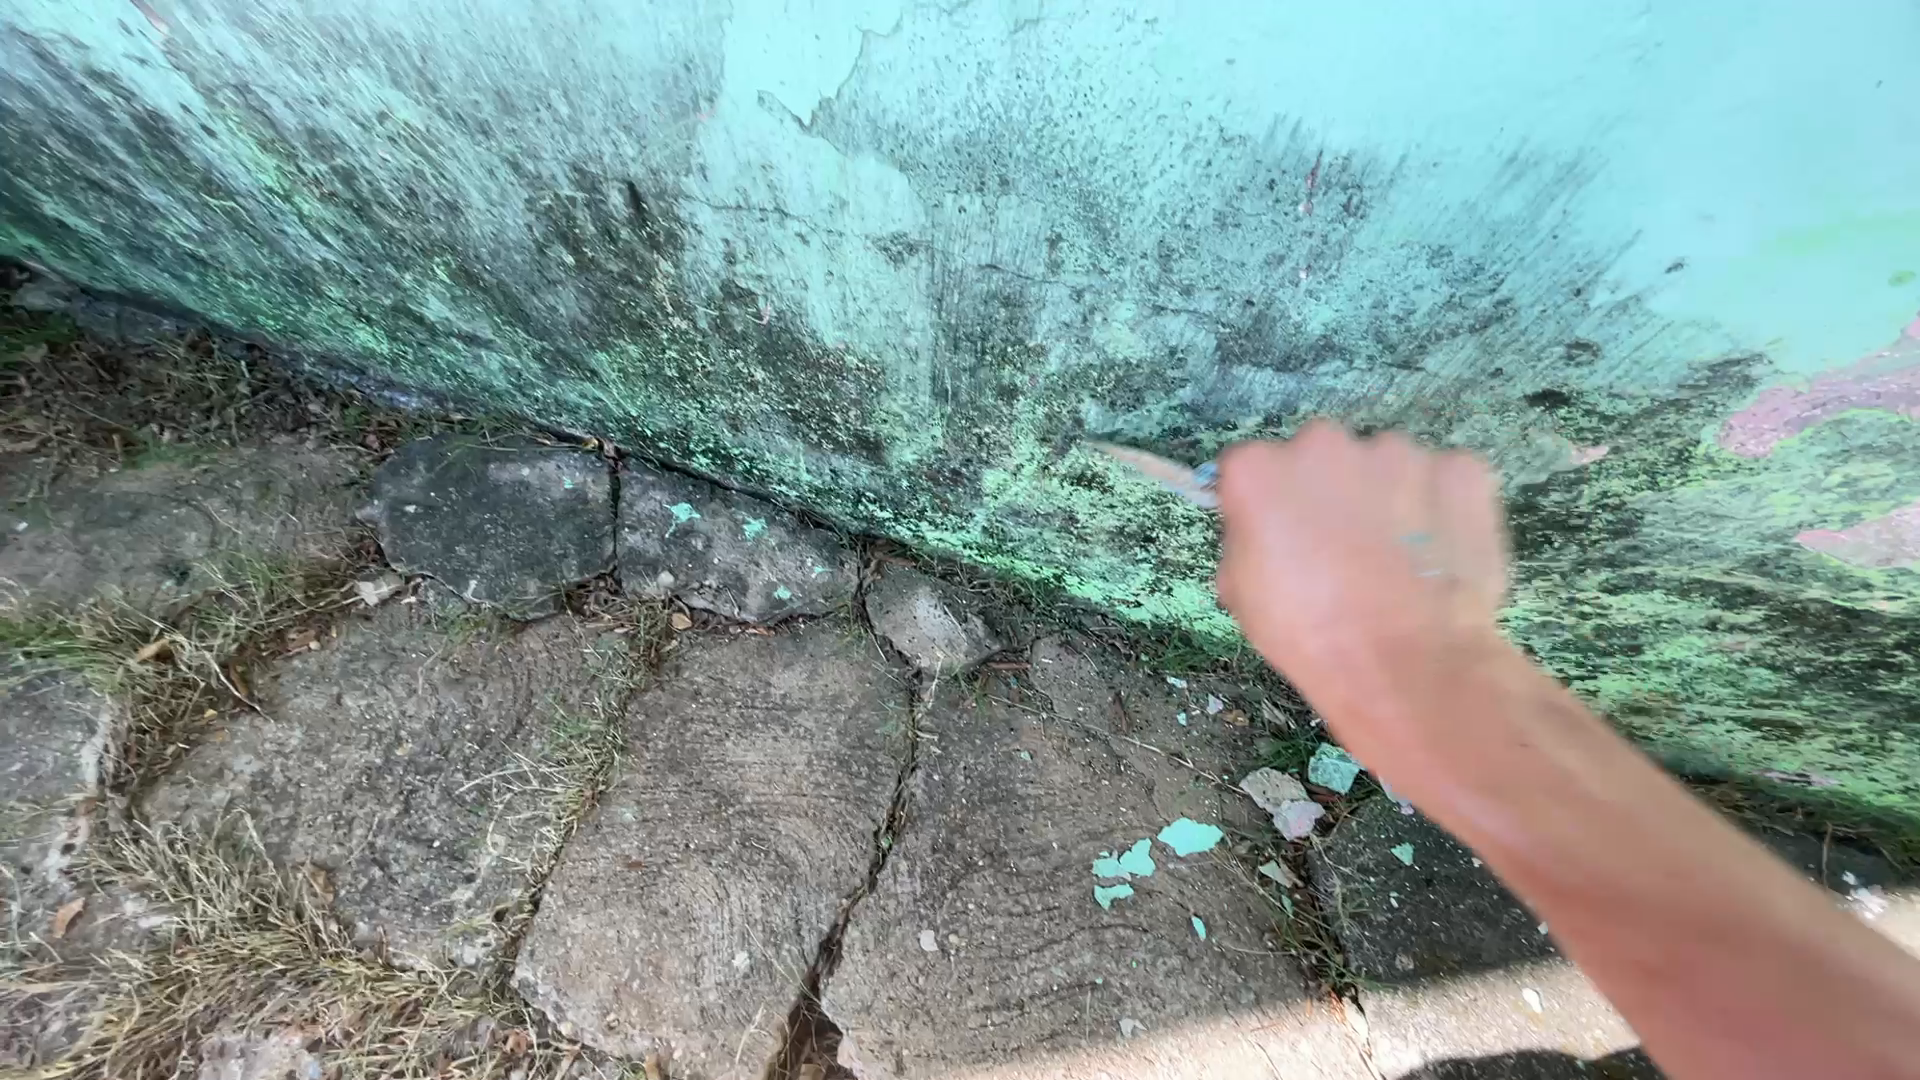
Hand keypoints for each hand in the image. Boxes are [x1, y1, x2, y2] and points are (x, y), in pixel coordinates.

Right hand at [1214, 422, 1512, 789]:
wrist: (1404, 662)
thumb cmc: (1304, 630)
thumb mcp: (1240, 589)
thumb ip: (1246, 539)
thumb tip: (1268, 533)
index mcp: (1257, 469)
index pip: (1248, 468)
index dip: (1260, 505)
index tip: (1273, 537)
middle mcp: (1321, 443)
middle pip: (1315, 456)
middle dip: (1322, 491)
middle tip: (1334, 547)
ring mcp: (1396, 450)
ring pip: (1379, 465)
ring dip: (1380, 496)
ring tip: (1392, 556)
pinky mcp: (1459, 469)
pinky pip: (1439, 479)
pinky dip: (1436, 505)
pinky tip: (1433, 552)